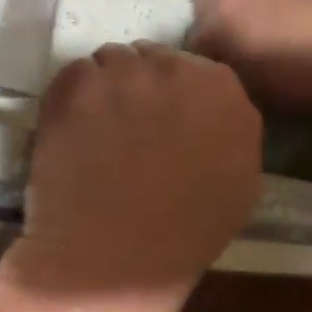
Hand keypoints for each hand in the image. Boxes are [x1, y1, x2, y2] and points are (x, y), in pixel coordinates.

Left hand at [7, 42, 261, 297]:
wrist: (115, 254)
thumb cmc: (186, 230)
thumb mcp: (240, 180)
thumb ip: (231, 128)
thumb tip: (209, 110)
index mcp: (221, 87)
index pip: (191, 67)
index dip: (172, 93)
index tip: (161, 120)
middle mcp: (173, 66)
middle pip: (148, 58)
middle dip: (138, 84)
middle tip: (126, 126)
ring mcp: (122, 72)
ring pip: (109, 62)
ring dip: (104, 87)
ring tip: (95, 130)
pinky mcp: (77, 83)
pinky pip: (73, 74)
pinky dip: (71, 97)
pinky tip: (73, 133)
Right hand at [188, 0, 311, 116]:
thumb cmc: (295, 78)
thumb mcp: (247, 87)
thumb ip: (220, 72)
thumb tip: (212, 70)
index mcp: (216, 13)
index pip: (190, 36)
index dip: (196, 57)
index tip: (207, 75)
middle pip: (205, 2)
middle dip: (210, 22)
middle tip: (226, 54)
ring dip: (238, 13)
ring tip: (256, 45)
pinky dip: (265, 12)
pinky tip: (282, 37)